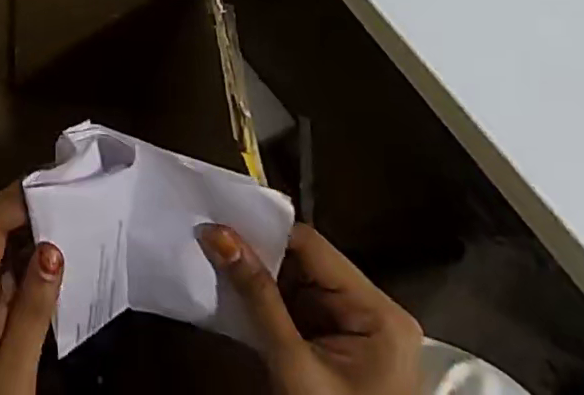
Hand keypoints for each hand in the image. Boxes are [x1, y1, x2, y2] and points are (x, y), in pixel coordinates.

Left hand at [0, 186, 64, 394]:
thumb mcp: (10, 377)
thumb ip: (31, 313)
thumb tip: (51, 247)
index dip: (16, 198)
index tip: (53, 177)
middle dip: (26, 209)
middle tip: (70, 190)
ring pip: (3, 258)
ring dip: (31, 235)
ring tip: (70, 212)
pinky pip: (8, 286)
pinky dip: (32, 267)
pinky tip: (58, 260)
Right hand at [200, 223, 421, 394]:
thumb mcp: (292, 363)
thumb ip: (257, 295)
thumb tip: (216, 232)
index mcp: (378, 311)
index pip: (310, 245)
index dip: (262, 230)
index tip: (213, 221)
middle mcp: (372, 309)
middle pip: (303, 260)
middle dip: (255, 254)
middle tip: (205, 241)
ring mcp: (356, 327)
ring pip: (294, 280)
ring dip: (255, 276)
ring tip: (211, 259)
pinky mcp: (337, 343)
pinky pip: (295, 305)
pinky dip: (264, 300)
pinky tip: (232, 291)